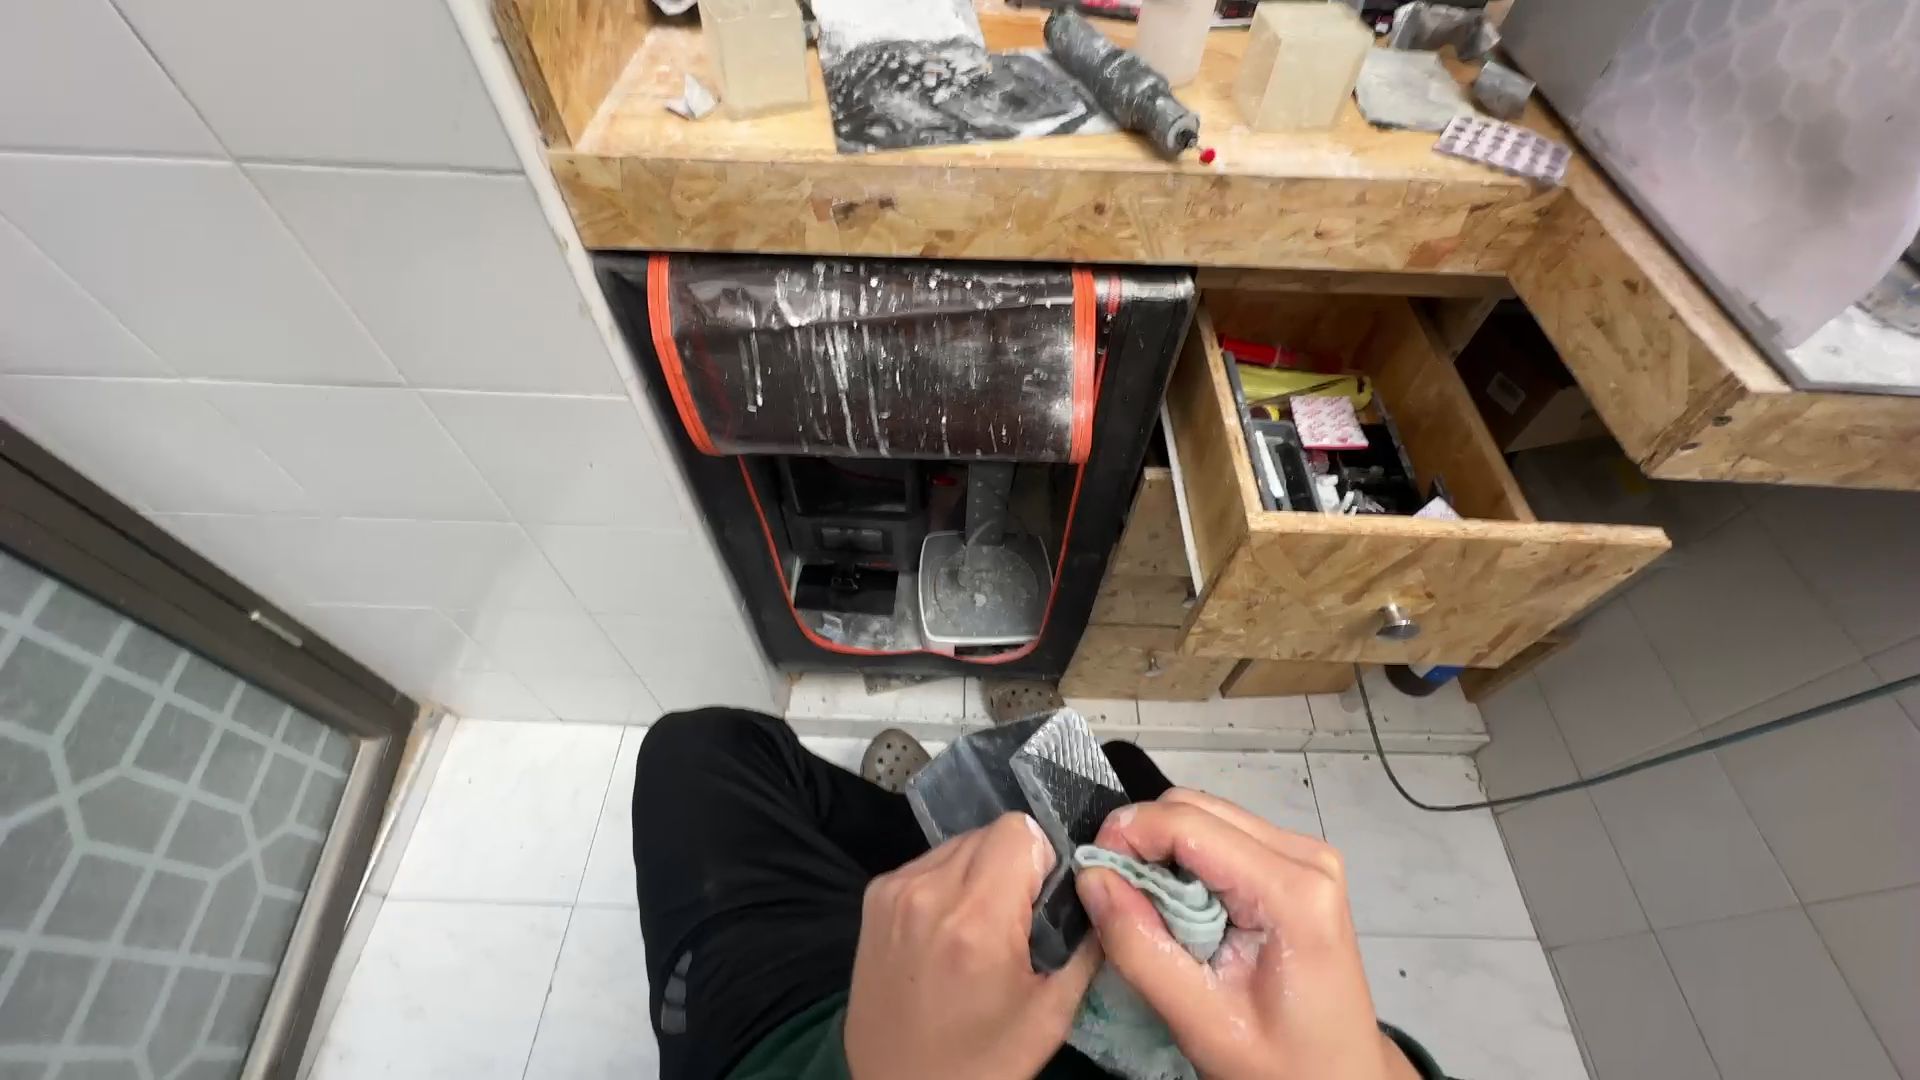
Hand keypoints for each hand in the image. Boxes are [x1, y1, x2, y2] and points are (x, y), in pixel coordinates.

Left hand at [845, 812, 1101, 1079]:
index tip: (1042, 898)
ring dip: (979, 869)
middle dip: (1012, 864)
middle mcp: (930, 890)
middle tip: (1016, 918)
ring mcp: (895, 888)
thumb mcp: (1049, 1015)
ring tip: (979, 924)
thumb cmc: (980, 1061)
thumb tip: (1098, 892)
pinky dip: (947, 881)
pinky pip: (929, 860)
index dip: (1040, 858)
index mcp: (977, 918)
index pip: (1019, 830)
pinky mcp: (875, 893)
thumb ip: (1082, 944)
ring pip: (959, 842)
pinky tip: (948, 927)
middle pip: (990, 832)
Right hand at [1075, 790, 1419, 1079]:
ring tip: (1148, 904)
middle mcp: (1303, 853)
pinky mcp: (1292, 857)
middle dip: (1142, 840)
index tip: (1093, 874)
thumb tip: (1091, 878)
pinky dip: (1183, 854)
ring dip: (1161, 847)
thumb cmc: (1280, 1064)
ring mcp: (1302, 850)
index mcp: (1293, 891)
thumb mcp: (1201, 1023)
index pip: (1188, 823)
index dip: (1129, 834)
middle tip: (1116, 894)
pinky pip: (1217, 830)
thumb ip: (1140, 947)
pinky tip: (1181, 901)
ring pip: (1201, 811)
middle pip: (1193, 807)